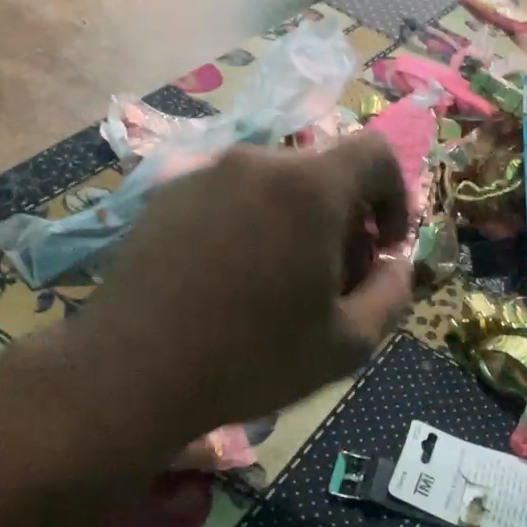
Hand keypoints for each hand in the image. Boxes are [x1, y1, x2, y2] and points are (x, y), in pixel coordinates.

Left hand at [44, 133, 412, 446]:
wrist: (130, 373)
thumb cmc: (251, 359)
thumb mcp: (347, 344)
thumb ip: (393, 295)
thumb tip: (396, 266)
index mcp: (310, 188)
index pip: (377, 152)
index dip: (396, 196)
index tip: (380, 249)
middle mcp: (256, 162)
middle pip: (324, 172)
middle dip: (344, 220)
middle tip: (333, 282)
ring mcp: (203, 174)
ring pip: (275, 186)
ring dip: (295, 224)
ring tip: (278, 287)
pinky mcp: (165, 196)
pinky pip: (230, 198)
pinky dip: (249, 226)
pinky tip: (228, 283)